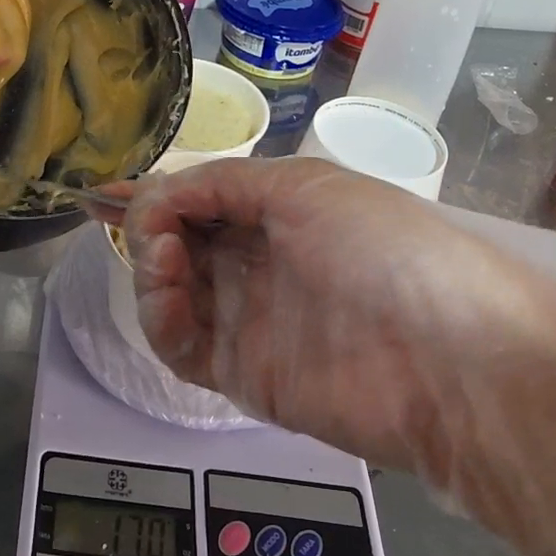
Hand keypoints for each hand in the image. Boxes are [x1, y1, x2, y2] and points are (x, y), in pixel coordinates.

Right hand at [101, 158, 555, 555]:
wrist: (453, 360)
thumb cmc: (383, 247)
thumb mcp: (306, 187)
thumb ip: (223, 184)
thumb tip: (158, 195)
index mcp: (277, 209)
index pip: (197, 197)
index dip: (151, 193)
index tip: (102, 193)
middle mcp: (256, 260)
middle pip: (174, 240)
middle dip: (149, 225)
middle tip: (151, 225)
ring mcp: (247, 316)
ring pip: (167, 289)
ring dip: (150, 267)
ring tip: (165, 256)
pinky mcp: (241, 371)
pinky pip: (178, 343)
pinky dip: (159, 318)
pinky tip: (168, 298)